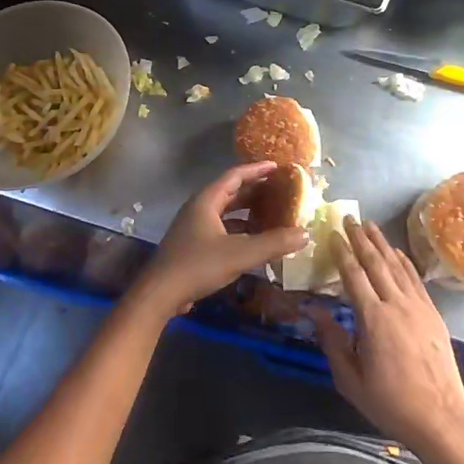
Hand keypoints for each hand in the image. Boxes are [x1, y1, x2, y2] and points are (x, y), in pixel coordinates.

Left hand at [132, 162, 306, 318]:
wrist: (158, 296)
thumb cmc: (198, 266)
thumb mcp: (240, 253)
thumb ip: (274, 243)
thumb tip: (305, 234)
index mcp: (207, 200)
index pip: (235, 175)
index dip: (257, 170)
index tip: (279, 167)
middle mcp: (199, 208)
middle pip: (230, 192)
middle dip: (255, 190)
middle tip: (280, 190)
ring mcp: (193, 227)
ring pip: (225, 211)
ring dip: (247, 211)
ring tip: (272, 213)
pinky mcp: (192, 245)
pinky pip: (220, 228)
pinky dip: (239, 229)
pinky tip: (253, 241)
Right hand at [308, 217, 463, 453]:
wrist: (441, 415)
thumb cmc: (391, 403)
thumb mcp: (351, 380)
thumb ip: (332, 342)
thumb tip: (314, 311)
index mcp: (373, 319)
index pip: (354, 275)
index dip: (342, 252)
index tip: (333, 234)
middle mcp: (396, 304)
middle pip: (376, 262)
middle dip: (361, 238)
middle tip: (350, 218)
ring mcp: (417, 306)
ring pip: (397, 266)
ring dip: (382, 243)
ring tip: (370, 225)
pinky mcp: (432, 312)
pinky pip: (415, 278)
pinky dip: (404, 262)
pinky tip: (397, 252)